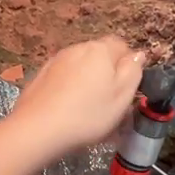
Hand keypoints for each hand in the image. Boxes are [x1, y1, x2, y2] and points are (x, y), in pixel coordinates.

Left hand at [4, 37, 144, 154]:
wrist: (38, 129)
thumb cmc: (88, 115)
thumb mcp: (122, 96)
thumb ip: (133, 71)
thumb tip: (137, 55)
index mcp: (100, 50)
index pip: (121, 45)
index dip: (128, 65)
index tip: (127, 89)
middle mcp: (77, 48)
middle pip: (99, 56)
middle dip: (106, 74)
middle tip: (109, 103)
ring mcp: (55, 61)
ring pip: (79, 68)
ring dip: (86, 82)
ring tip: (86, 110)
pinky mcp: (40, 76)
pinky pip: (62, 79)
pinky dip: (68, 89)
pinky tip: (66, 110)